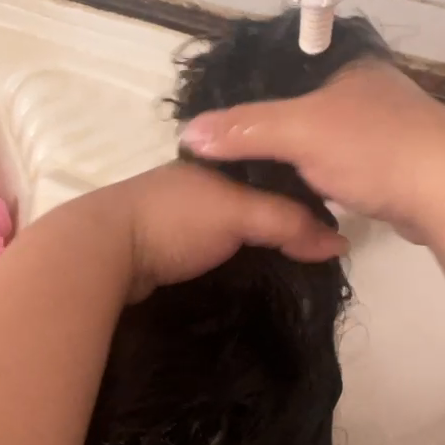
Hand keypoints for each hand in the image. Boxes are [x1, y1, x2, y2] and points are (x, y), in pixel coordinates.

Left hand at [60, 162, 347, 301]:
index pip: (272, 172)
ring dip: (255, 251)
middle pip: (252, 205)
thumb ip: (288, 224)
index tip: (330, 224)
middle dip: (280, 227)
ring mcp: (177, 222)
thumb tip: (340, 245)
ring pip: (231, 234)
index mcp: (214, 163)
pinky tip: (251, 281)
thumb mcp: (239, 213)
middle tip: (314, 255)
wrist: (105, 254)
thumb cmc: (173, 220)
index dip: (302, 195)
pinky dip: (232, 267)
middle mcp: (195, 186)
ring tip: (292, 272)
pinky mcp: (164, 255)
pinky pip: (211, 258)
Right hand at [180, 62, 444, 241]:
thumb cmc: (374, 149)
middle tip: (229, 164)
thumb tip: (189, 134)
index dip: (248, 100)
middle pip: (300, 110)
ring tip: (255, 183)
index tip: (218, 133)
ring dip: (293, 162)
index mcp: (346, 66)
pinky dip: (317, 181)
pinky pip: (338, 169)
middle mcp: (365, 89)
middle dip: (268, 136)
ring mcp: (380, 129)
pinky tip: (299, 198)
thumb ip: (245, 130)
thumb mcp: (299, 133)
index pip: (283, 74)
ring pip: (319, 142)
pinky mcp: (388, 166)